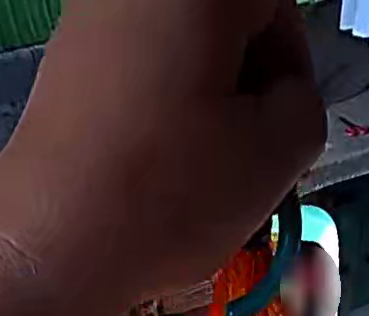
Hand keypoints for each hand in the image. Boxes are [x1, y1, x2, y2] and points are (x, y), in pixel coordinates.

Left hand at [0, 0, 324, 302]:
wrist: (62, 238)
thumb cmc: (178, 192)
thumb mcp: (277, 155)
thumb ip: (307, 107)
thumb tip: (286, 96)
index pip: (276, 1)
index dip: (295, 68)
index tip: (285, 131)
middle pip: (226, 23)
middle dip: (252, 85)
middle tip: (252, 157)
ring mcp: (92, 16)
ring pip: (186, 52)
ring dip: (213, 105)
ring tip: (208, 171)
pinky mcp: (69, 62)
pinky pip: (145, 72)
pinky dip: (170, 112)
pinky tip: (165, 167)